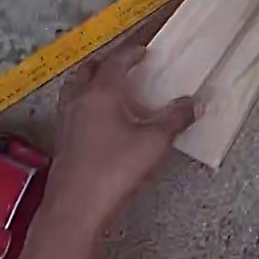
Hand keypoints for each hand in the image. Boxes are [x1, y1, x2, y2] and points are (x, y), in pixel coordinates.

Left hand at [33, 44, 195, 242]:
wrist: (77, 208)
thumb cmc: (115, 170)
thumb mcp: (156, 141)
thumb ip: (177, 118)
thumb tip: (195, 103)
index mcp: (102, 92)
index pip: (116, 60)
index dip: (132, 52)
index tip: (143, 50)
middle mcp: (80, 100)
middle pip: (89, 69)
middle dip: (107, 62)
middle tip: (125, 64)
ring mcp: (67, 120)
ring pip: (75, 87)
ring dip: (91, 80)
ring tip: (110, 87)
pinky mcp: (63, 141)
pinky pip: (72, 108)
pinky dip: (85, 102)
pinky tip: (101, 119)